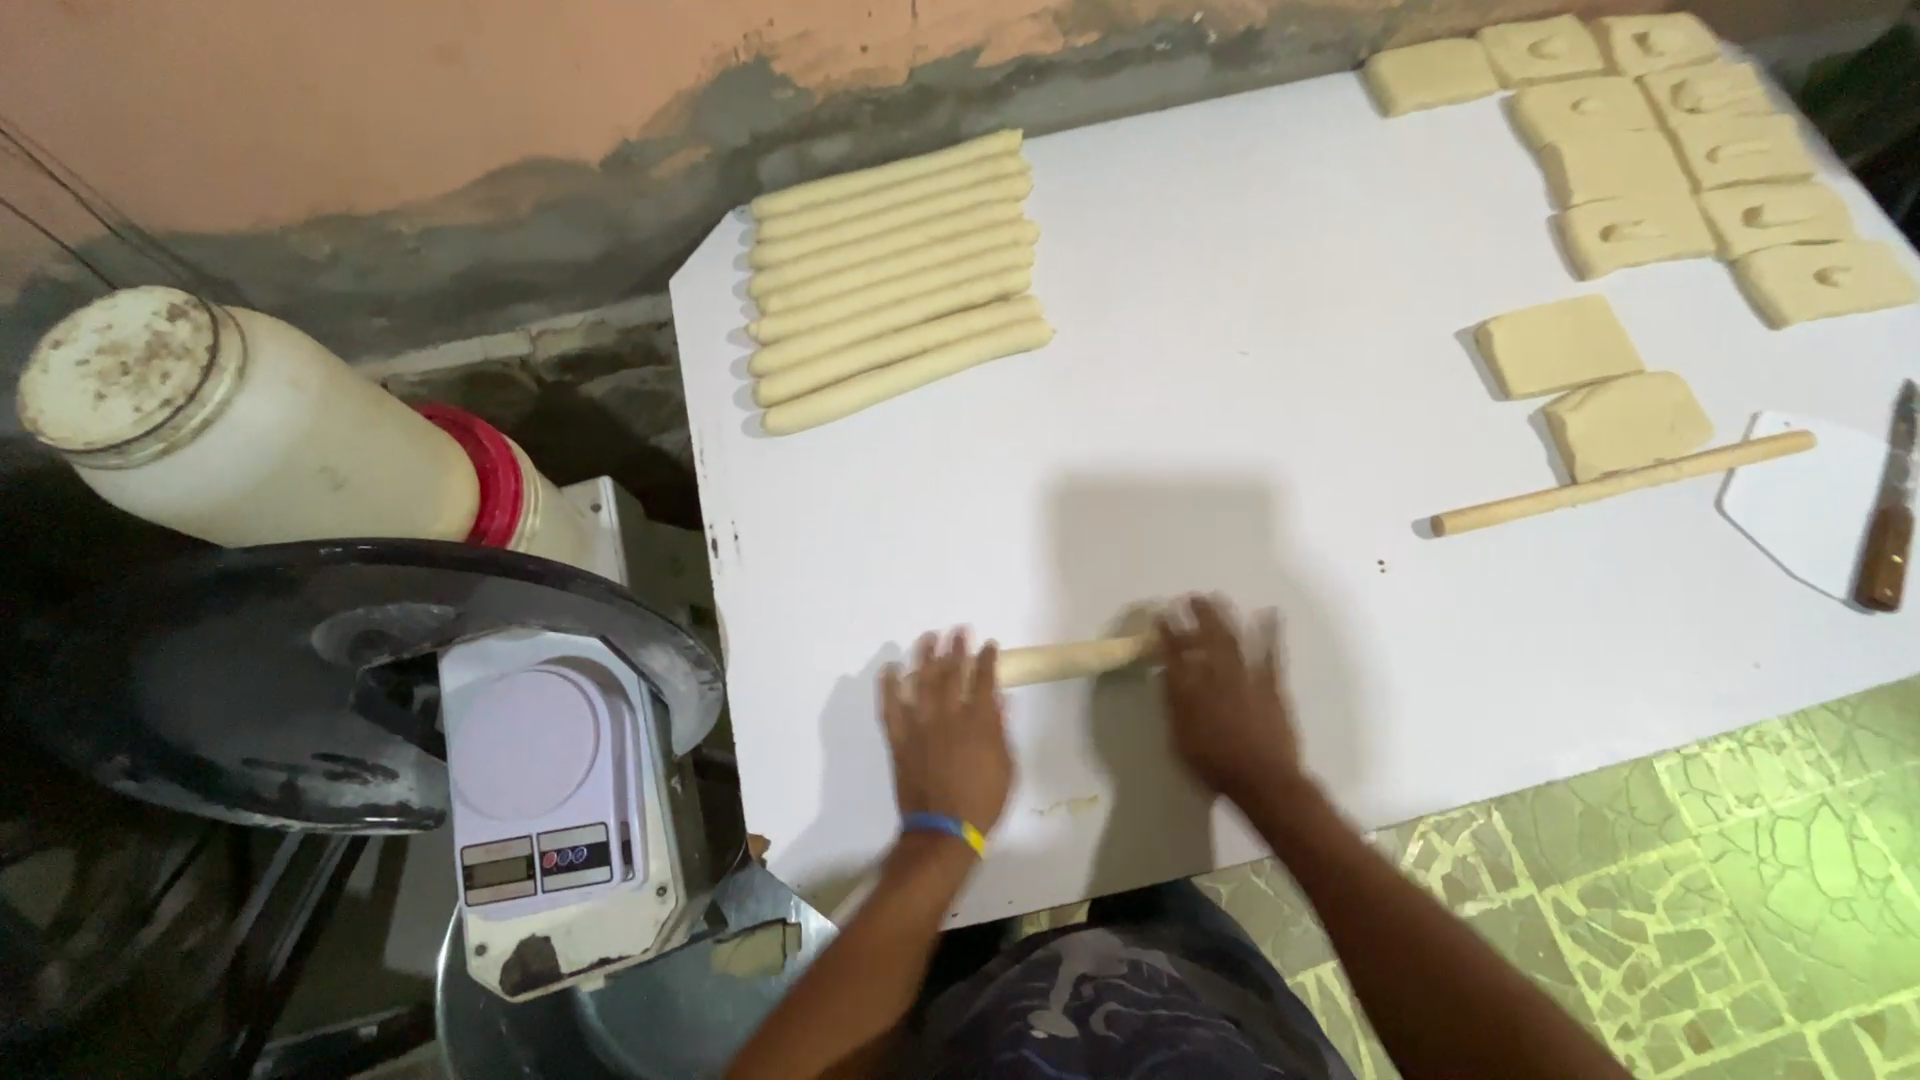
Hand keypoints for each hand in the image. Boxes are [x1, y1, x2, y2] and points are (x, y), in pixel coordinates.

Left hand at [881, 629, 1013, 835]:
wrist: (944, 830)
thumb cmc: (983, 801)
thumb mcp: (1007, 767)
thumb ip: (1001, 731)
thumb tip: (999, 699)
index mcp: (979, 723)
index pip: (984, 680)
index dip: (986, 658)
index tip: (988, 643)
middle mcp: (949, 717)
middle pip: (951, 672)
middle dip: (956, 647)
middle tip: (957, 630)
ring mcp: (920, 727)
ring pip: (921, 681)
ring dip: (925, 656)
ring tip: (928, 637)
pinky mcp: (899, 739)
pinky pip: (890, 708)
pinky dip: (889, 687)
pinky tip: (890, 668)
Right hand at [1156, 595, 1305, 804]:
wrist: (1263, 781)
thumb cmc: (1215, 767)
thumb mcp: (1180, 740)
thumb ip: (1174, 706)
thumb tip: (1167, 676)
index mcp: (1190, 692)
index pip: (1173, 654)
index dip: (1166, 633)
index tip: (1160, 615)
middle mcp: (1216, 677)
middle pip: (1203, 639)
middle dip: (1194, 616)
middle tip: (1188, 597)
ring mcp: (1246, 678)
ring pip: (1233, 639)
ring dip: (1223, 616)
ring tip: (1216, 597)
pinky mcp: (1272, 684)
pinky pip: (1270, 652)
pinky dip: (1270, 631)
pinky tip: (1270, 612)